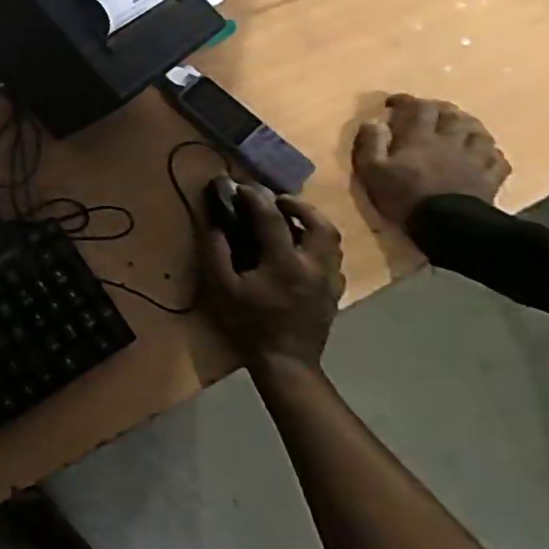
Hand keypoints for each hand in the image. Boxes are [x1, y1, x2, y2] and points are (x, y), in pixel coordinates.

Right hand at [200, 185, 344, 370]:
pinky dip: (318, 245)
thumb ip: (216, 252)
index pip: (272, 218)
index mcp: (285, 261)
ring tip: (291, 219)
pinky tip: (301, 250)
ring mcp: (329, 279)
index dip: (254, 198)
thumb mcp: (222, 287)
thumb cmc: (248, 323)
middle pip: (319, 223)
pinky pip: (332, 258)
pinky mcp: (334, 291)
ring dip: (312, 222)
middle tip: (276, 199)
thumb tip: (214, 223)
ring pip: (332, 239)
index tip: (239, 186)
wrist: (286, 361)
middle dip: (298, 205)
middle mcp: (314, 264)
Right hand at [353, 94, 510, 224]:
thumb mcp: (371, 170)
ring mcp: (476, 158)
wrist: (447, 224)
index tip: (393, 102)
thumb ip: (370, 143)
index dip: (406, 101)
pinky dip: (489, 151)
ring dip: (468, 125)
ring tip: (459, 126)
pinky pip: (497, 158)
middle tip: (427, 111)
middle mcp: (451, 141)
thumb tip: (372, 121)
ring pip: (478, 132)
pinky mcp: (491, 177)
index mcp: (420, 138)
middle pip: (452, 116)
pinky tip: (483, 153)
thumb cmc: (403, 195)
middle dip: (439, 109)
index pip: (418, 108)